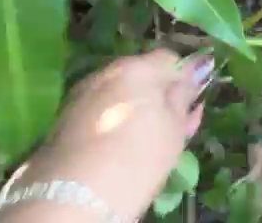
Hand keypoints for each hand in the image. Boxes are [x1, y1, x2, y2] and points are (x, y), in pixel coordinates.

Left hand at [1, 50, 211, 220]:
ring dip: (131, 108)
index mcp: (138, 68)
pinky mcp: (62, 121)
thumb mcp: (174, 131)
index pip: (170, 59)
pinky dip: (110, 122)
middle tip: (167, 127)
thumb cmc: (135, 161)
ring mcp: (82, 95)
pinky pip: (98, 111)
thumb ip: (184, 96)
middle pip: (141, 74)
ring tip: (140, 142)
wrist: (69, 203)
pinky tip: (115, 149)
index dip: (183, 79)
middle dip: (154, 94)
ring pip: (118, 94)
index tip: (188, 105)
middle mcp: (107, 72)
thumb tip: (198, 67)